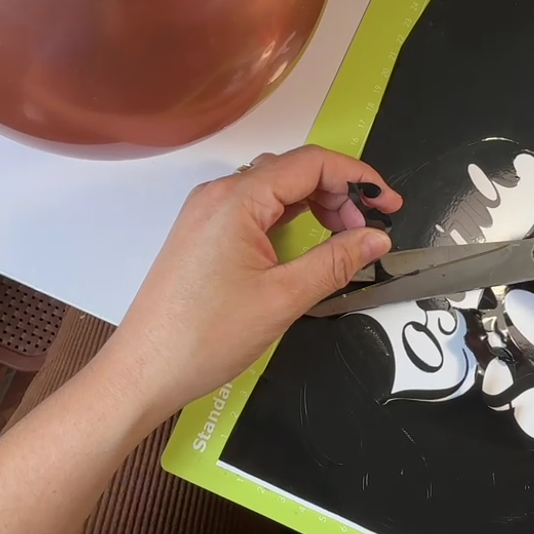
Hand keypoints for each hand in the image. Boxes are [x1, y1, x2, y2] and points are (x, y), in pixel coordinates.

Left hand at [99, 146, 400, 423]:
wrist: (144, 370)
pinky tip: (306, 244)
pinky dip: (287, 219)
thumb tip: (377, 238)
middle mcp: (218, 194)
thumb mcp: (283, 297)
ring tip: (342, 237)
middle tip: (366, 230)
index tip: (389, 204)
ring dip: (313, 205)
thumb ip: (336, 261)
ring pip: (272, 190)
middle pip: (291, 171)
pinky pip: (253, 210)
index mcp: (237, 198)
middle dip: (337, 192)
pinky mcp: (202, 235)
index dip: (357, 176)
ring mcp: (206, 214)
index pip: (310, 163)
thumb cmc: (207, 336)